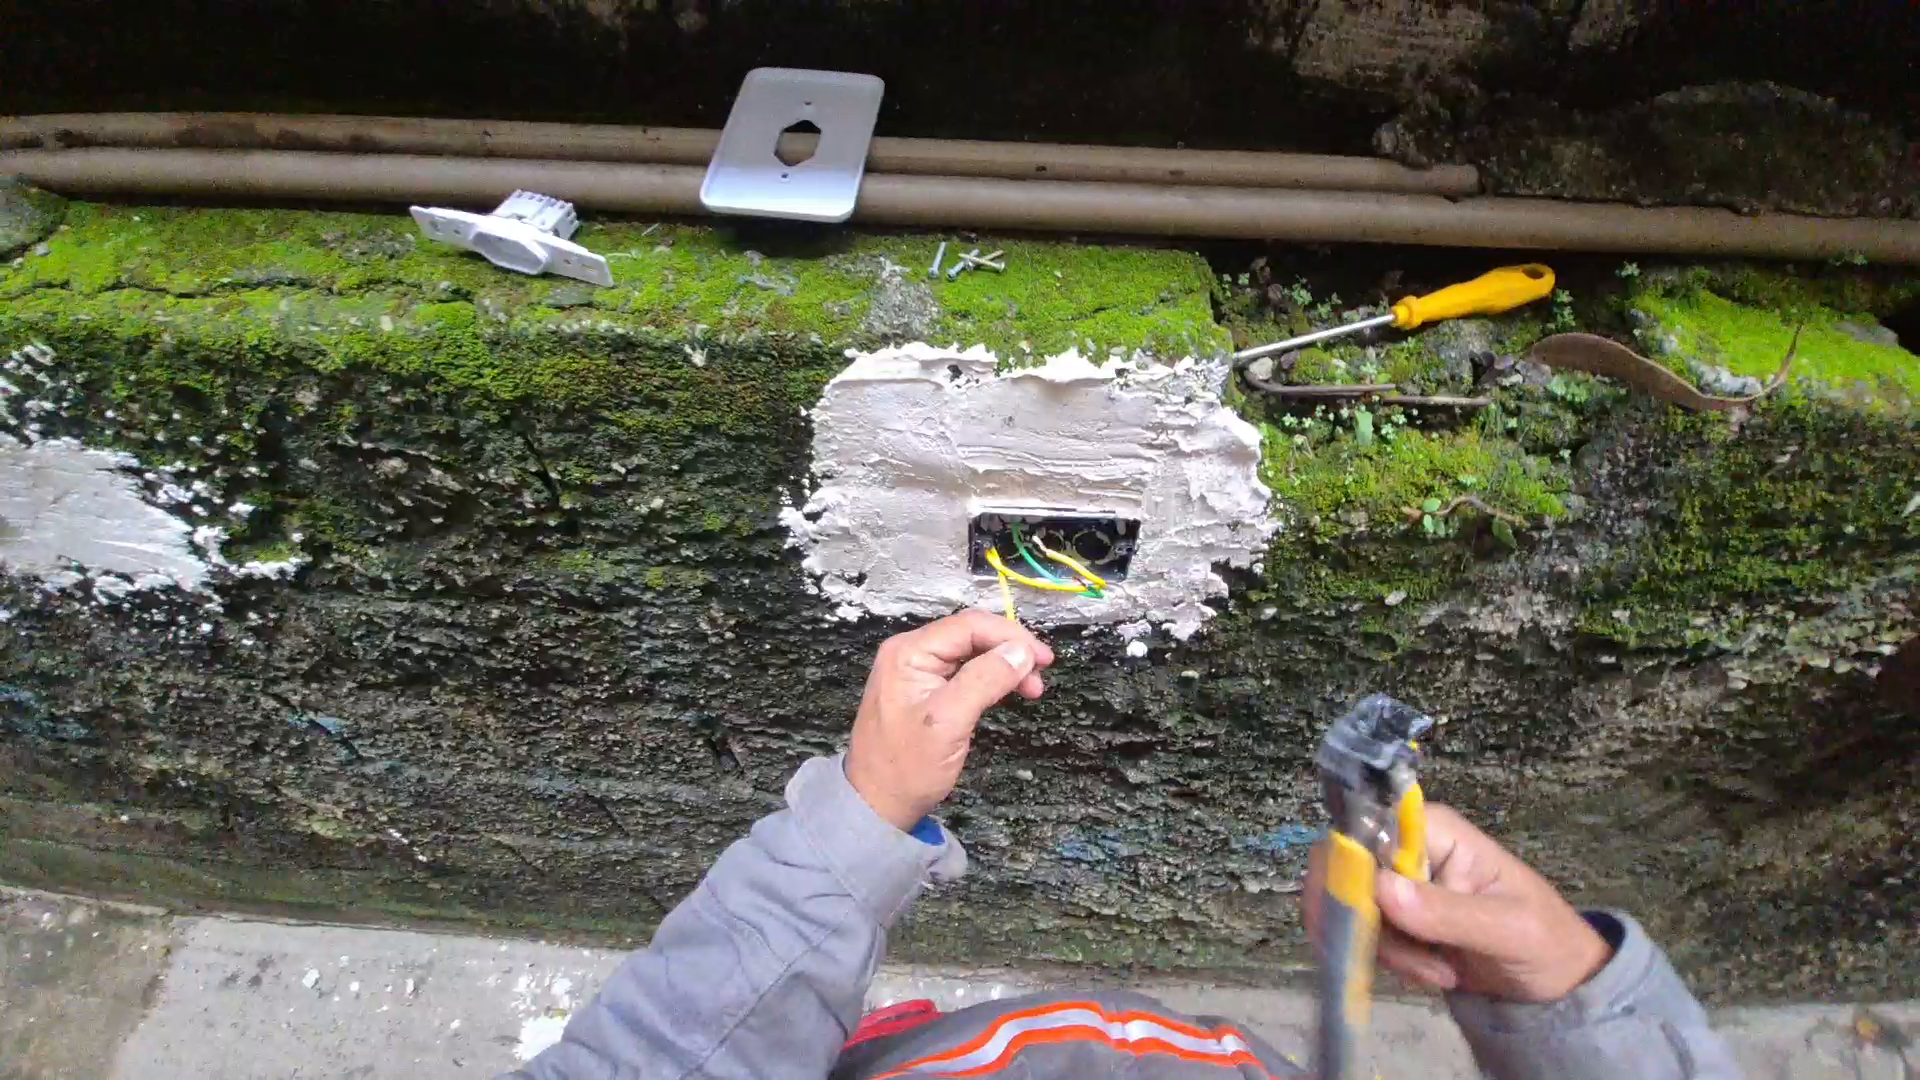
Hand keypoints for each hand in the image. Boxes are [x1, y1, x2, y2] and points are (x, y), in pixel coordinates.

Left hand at [845, 611, 1053, 831]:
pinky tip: (1009, 689)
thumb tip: (1022, 651)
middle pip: (972, 634)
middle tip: (1041, 674)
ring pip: (972, 651)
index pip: (969, 625)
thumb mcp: (949, 721)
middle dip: (1010, 649)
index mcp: (909, 651)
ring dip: (1004, 663)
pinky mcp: (925, 688)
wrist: (876, 805)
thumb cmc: (908, 767)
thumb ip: (985, 680)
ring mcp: (917, 669)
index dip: (1011, 636)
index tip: (1044, 659)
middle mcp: (911, 651)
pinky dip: (991, 676)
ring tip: (1031, 688)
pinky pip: (964, 669)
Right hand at [1304, 803, 1611, 1002]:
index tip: (1360, 908)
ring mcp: (1392, 879)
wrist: (1559, 985)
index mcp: (1429, 829)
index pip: (1364, 826)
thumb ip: (1448, 911)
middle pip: (1344, 865)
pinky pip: (1360, 928)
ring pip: (1348, 903)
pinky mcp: (1389, 912)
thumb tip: (1382, 890)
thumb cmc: (1547, 941)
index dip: (1349, 860)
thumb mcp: (1510, 928)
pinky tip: (1431, 973)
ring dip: (1384, 946)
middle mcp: (1400, 846)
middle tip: (1405, 958)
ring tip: (1439, 972)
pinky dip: (1386, 957)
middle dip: (1366, 916)